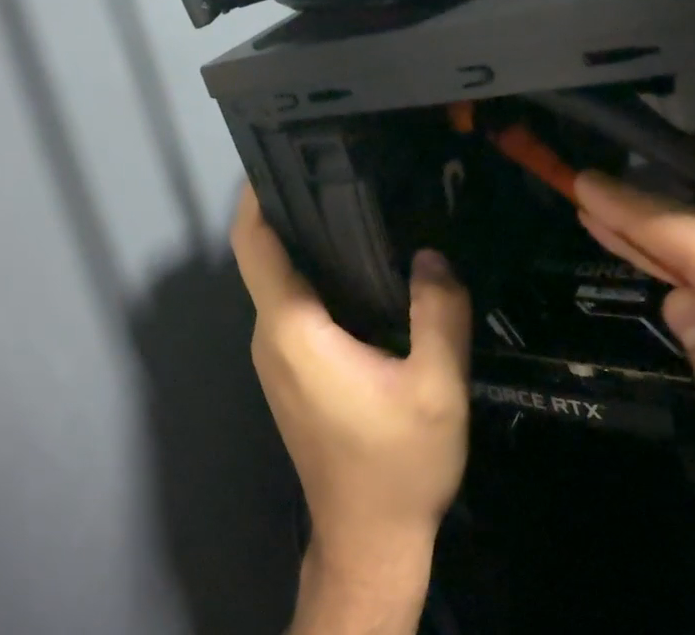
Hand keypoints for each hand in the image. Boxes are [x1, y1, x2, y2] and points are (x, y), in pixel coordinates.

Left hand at [231, 187, 472, 634]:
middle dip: (291, 211)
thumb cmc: (398, 466)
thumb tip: (432, 256)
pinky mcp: (288, 375)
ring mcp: (274, 359)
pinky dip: (313, 281)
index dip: (255, 197)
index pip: (254, 246)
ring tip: (356, 211)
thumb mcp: (436, 387)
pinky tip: (360, 271)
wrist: (368, 537)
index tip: (276, 157)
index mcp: (293, 331)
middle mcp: (270, 339)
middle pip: (265, 258)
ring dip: (306, 247)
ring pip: (278, 285)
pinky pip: (291, 310)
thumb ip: (439, 313)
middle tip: (340, 172)